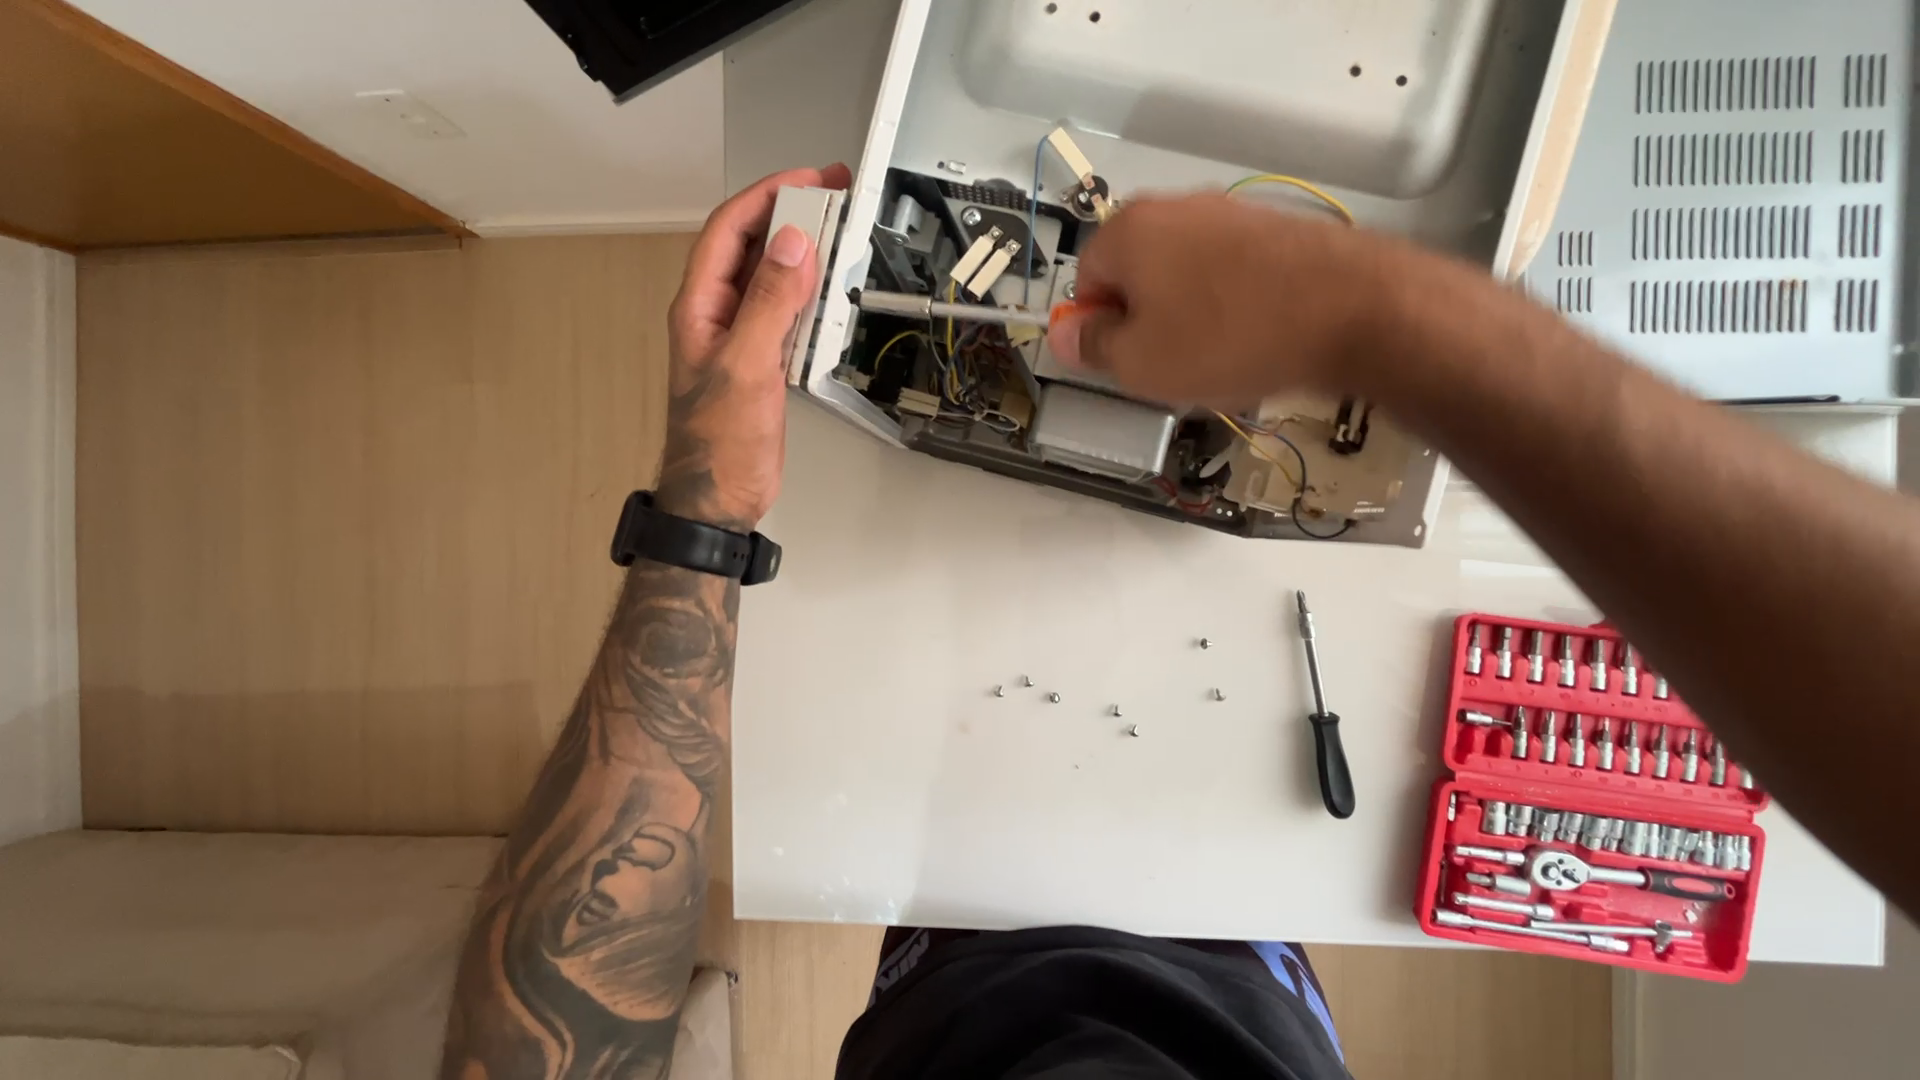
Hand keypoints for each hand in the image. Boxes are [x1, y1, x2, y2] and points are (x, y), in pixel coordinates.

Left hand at [657, 163, 851, 531]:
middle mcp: (718, 316)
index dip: (768, 197)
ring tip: (841, 237)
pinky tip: (832, 295)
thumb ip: (769, 305)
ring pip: (774, 281)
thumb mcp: (745, 367)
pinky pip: (789, 317)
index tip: (809, 181)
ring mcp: (742, 339)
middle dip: (792, 217)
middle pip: (754, 248)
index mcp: (699, 308)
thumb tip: (793, 246)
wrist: (721, 498)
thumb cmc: (716, 444)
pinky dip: (812, 300)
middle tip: (834, 198)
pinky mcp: (764, 363)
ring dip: (805, 257)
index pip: (730, 231)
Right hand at [1047, 194, 1414, 406]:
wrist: (1347, 309)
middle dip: (1140, 319)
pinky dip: (1226, 304)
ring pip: (1182, 273)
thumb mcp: (1138, 363)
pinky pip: (1227, 272)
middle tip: (1162, 364)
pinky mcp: (1273, 228)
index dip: (1094, 326)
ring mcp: (1228, 212)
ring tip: (1212, 356)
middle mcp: (1173, 207)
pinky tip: (1249, 338)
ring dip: (1183, 314)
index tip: (1119, 361)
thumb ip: (1091, 347)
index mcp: (1127, 232)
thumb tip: (1062, 334)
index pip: (1083, 279)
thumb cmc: (1223, 339)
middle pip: (1134, 272)